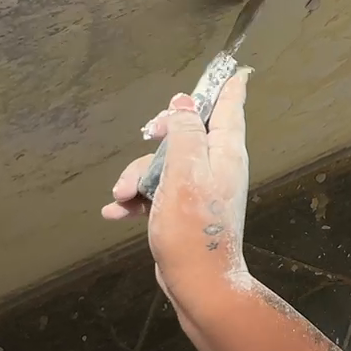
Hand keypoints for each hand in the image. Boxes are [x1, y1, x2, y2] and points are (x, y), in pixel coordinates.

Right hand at [102, 69, 252, 305]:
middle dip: (155, 144)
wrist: (197, 283)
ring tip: (123, 198)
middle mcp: (217, 167)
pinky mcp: (184, 211)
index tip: (234, 67)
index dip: (227, 86)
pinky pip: (157, 193)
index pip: (230, 107)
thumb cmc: (193, 228)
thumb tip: (184, 102)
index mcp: (225, 153)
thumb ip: (185, 133)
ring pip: (163, 165)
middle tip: (143, 155)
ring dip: (137, 178)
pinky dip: (137, 200)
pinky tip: (117, 211)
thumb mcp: (184, 173)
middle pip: (184, 134)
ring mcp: (200, 190)